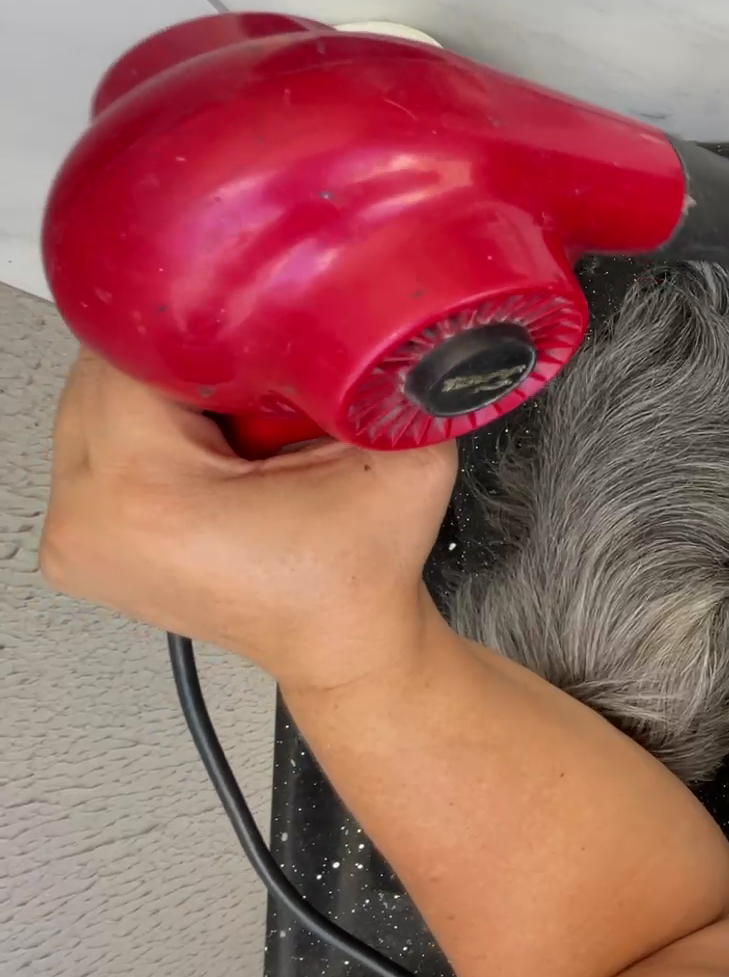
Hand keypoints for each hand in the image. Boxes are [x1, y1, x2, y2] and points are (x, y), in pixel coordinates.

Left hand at [39, 351, 457, 692]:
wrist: (347, 636)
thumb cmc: (363, 573)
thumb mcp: (408, 467)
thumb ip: (394, 398)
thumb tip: (382, 350)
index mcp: (148, 496)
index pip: (126, 363)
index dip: (199, 340)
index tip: (257, 346)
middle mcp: (87, 521)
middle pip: (100, 387)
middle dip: (187, 376)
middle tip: (268, 398)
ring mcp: (73, 541)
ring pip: (95, 421)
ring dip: (171, 410)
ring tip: (250, 440)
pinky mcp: (81, 550)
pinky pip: (98, 462)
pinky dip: (157, 448)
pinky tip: (223, 469)